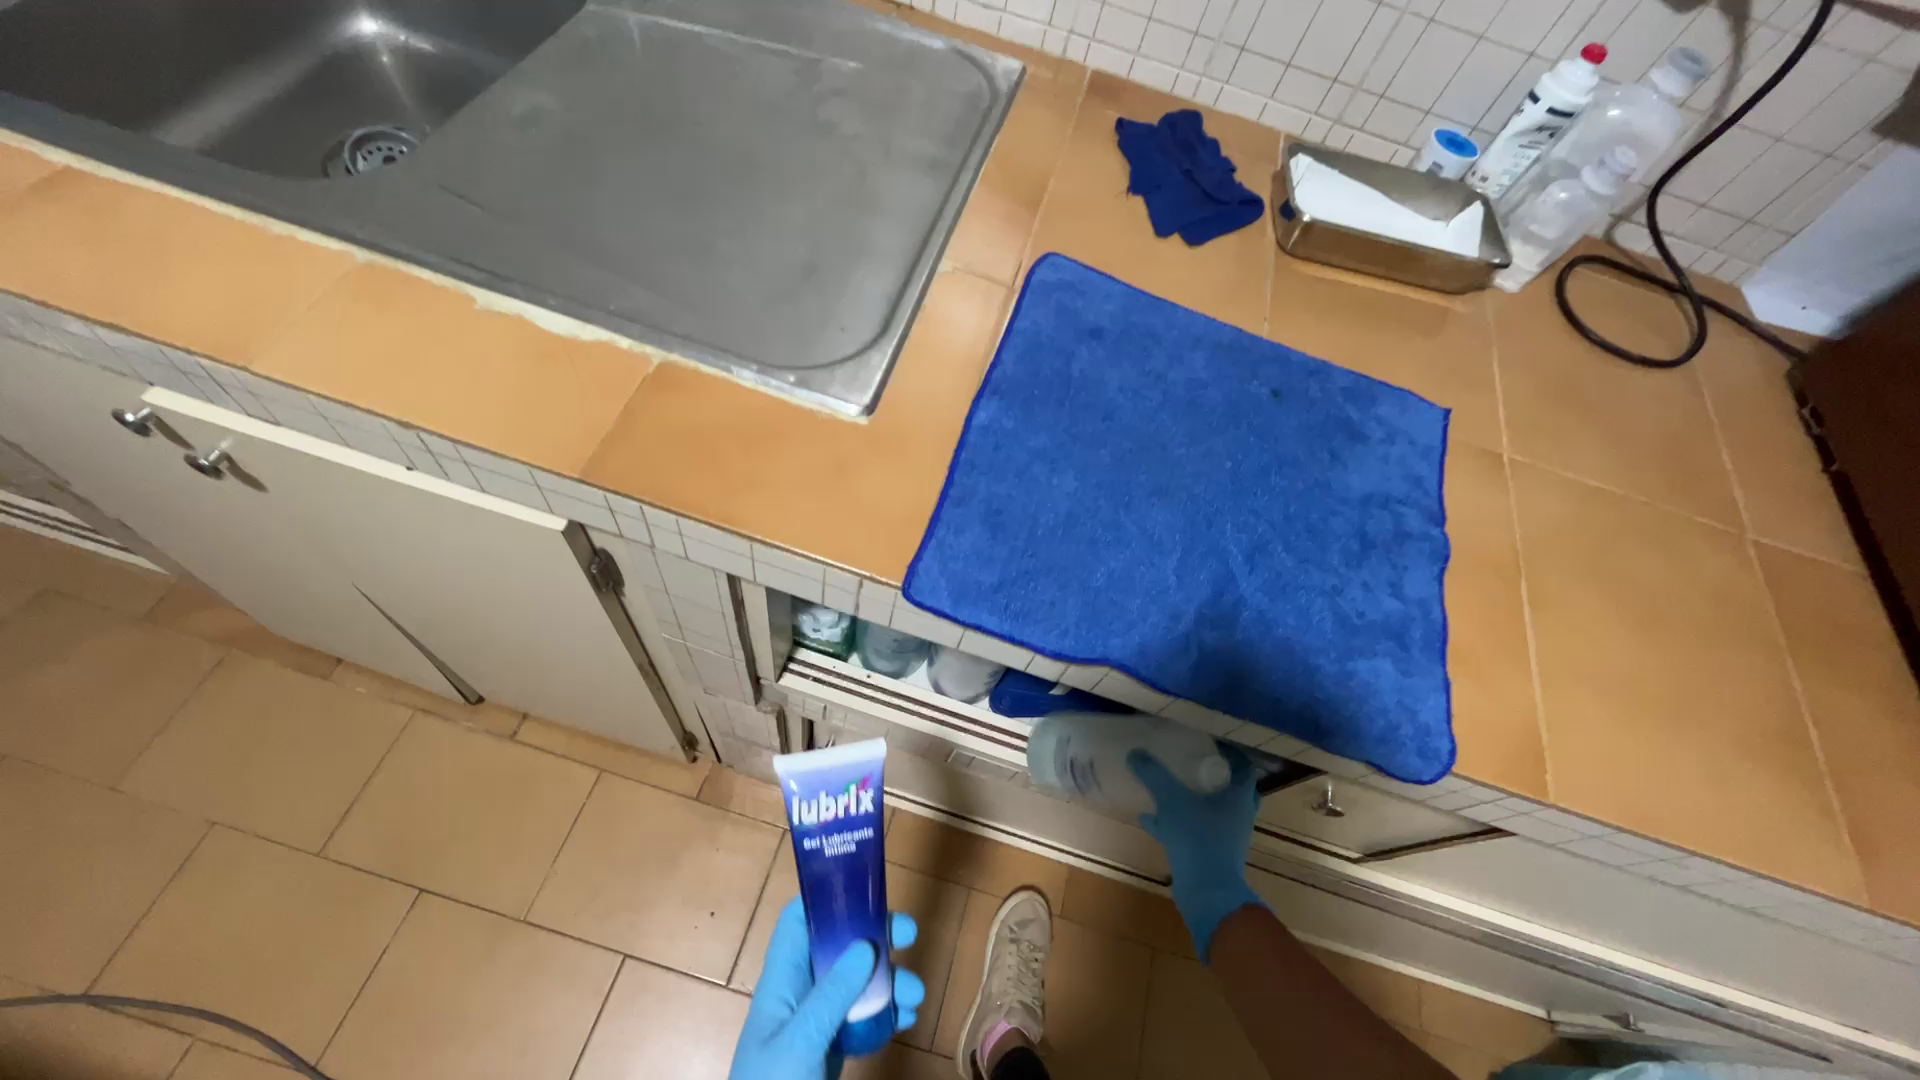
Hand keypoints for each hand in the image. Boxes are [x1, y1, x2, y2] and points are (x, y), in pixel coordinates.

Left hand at [730, 896, 927, 1079]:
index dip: (826, 899)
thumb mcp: (800, 1040)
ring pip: (857, 982)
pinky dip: (887, 1013)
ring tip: (915, 996)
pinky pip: (863, 1017)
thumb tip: (866, 944)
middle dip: (875, 938)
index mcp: (782, 981)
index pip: (798, 922)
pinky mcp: (831, 1046)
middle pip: (837, 947)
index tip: (866, 891)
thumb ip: (832, 994)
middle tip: (910, 935)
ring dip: (889, 980)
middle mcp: (800, 993)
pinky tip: (906, 1019)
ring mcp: (816, 1021)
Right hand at [1129, 746, 1265, 960]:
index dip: (1229, 753)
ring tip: (1167, 789)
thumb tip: (1135, 752)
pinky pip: (1195, 831)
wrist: (1207, 891)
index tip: (1209, 743)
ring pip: (1212, 812)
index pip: (1242, 767)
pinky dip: (1176, 823)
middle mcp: (1238, 815)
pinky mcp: (1212, 855)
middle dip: (1212, 776)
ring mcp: (1227, 837)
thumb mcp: (1171, 800)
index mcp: (1238, 796)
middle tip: (1192, 763)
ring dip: (1193, 800)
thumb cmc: (1197, 837)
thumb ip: (1153, 775)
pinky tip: (1149, 819)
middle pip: (1231, 790)